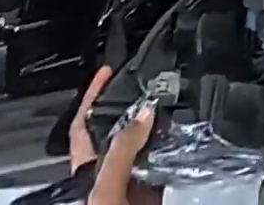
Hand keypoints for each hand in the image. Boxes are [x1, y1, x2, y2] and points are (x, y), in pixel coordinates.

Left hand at [68, 66, 158, 204]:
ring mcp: (128, 186)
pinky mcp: (149, 195)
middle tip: (146, 84)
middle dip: (131, 106)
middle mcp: (107, 175)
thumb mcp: (105, 188)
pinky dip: (170, 152)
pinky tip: (180, 138)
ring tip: (167, 104)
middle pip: (117, 131)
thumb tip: (144, 113)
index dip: (92, 95)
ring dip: (155, 128)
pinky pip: (161, 167)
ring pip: (141, 148)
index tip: (106, 72)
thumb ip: (122, 149)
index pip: (83, 123)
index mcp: (86, 172)